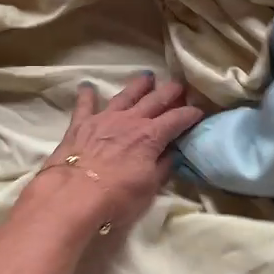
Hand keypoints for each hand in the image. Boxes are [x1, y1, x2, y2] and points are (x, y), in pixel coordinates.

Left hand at [26, 73, 203, 231]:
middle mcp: (130, 120)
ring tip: (147, 76)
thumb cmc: (117, 197)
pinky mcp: (81, 124)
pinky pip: (85, 104)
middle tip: (179, 85)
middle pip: (155, 100)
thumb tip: (172, 154)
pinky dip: (87, 94)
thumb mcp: (149, 187)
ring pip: (125, 95)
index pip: (177, 119)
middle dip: (170, 91)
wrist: (73, 195)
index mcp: (151, 136)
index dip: (190, 114)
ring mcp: (104, 118)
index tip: (199, 111)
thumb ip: (162, 167)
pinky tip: (86, 86)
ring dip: (138, 85)